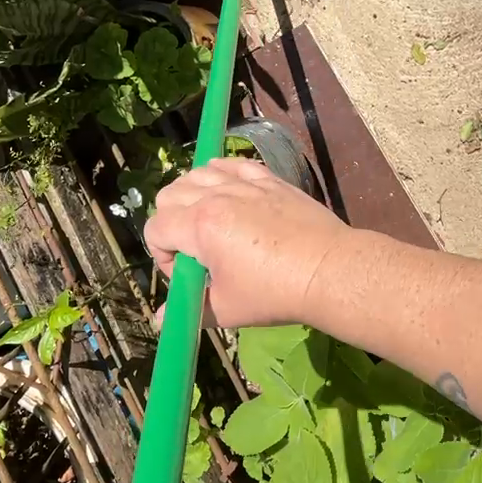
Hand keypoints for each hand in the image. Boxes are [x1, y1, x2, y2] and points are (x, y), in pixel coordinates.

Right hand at [143, 156, 355, 327]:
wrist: (327, 269)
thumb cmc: (274, 292)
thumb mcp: (226, 309)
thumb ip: (188, 308)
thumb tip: (161, 319)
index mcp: (201, 225)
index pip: (155, 226)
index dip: (161, 254)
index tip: (187, 274)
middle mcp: (218, 195)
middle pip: (171, 193)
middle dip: (172, 221)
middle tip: (195, 249)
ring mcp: (245, 183)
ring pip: (199, 172)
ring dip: (194, 195)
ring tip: (211, 223)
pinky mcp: (269, 178)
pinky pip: (234, 163)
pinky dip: (224, 174)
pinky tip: (231, 193)